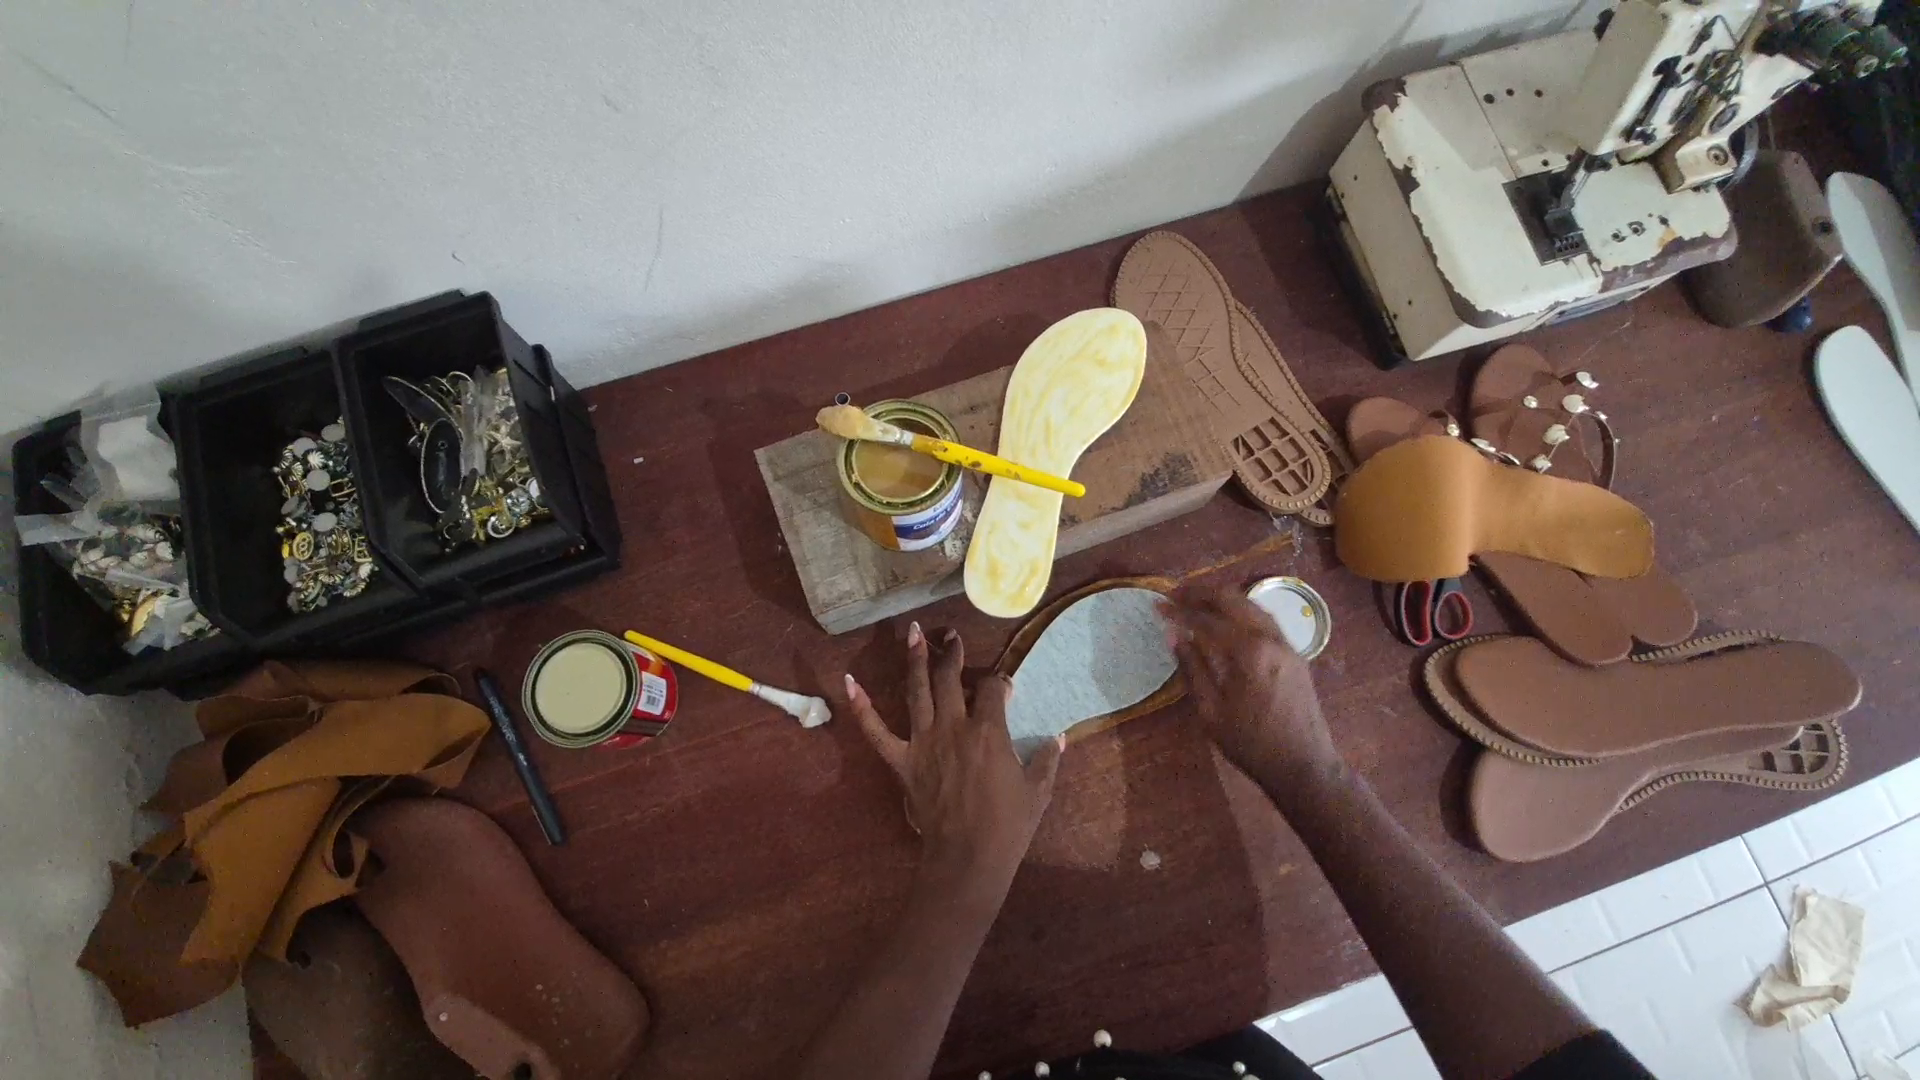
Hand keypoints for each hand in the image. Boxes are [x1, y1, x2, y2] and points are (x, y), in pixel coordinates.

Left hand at [846, 622, 1064, 895]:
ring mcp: (923, 741)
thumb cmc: (1007, 826)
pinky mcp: (902, 761)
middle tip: (953, 636)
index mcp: (989, 731)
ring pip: (916, 691)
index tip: (1004, 687)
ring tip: (913, 632)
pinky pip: (876, 731)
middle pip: (950, 678)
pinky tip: (848, 682)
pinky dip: (861, 707)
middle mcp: (954, 726)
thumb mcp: (1037, 791)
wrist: (968, 859)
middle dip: (953, 653)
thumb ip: (1048, 759)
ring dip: (915, 659)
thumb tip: (1060, 736)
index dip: (999, 683)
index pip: (992, 689)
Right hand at [1161, 584, 1338, 782]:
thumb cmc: (1251, 743)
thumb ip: (1192, 668)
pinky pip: (1265, 620)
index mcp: (1248, 652)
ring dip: (1223, 599)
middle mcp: (1270, 639)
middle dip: (1201, 593)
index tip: (1158, 605)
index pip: (1206, 620)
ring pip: (1252, 606)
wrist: (1303, 766)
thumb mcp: (1211, 711)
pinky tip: (1227, 619)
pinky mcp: (1295, 654)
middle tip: (1175, 594)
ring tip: (1197, 600)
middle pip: (1233, 600)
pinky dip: (1242, 611)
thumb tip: (1174, 636)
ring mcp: (1287, 645)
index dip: (1179, 611)